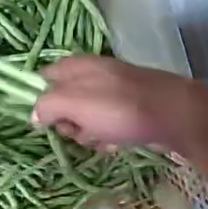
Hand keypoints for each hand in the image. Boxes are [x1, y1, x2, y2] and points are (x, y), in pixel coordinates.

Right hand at [30, 56, 206, 153]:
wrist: (173, 115)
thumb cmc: (118, 107)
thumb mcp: (73, 102)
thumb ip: (46, 105)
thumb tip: (34, 115)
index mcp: (76, 66)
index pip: (44, 79)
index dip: (42, 102)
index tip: (46, 121)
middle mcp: (93, 75)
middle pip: (64, 104)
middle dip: (69, 124)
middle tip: (80, 130)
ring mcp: (113, 92)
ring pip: (86, 120)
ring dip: (90, 135)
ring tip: (104, 138)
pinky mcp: (130, 110)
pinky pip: (107, 127)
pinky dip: (110, 138)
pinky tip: (119, 142)